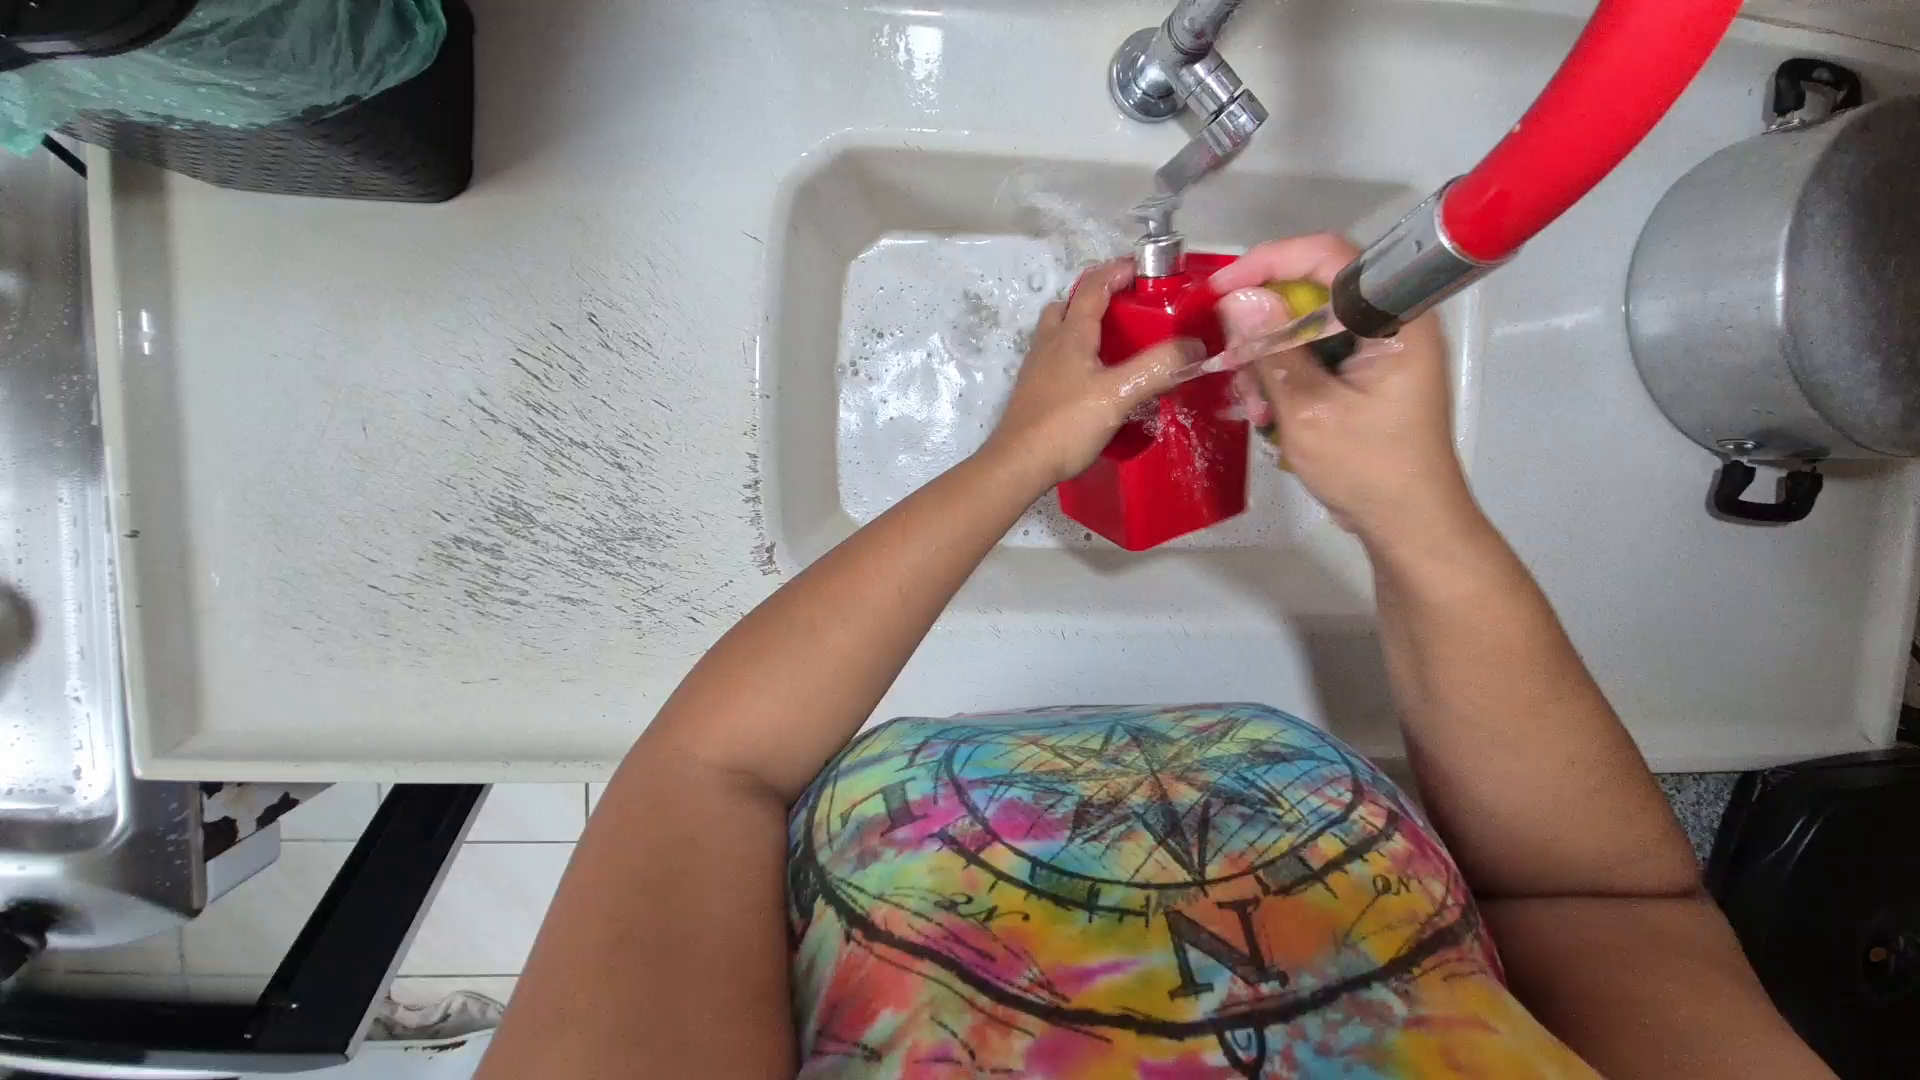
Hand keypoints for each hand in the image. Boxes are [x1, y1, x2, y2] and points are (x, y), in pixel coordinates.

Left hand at [981, 259, 1200, 486]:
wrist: (1017, 465)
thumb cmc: (1065, 425)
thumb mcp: (1119, 395)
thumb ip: (1157, 368)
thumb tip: (1195, 347)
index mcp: (1070, 335)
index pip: (1094, 287)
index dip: (1119, 271)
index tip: (1144, 269)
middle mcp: (1049, 344)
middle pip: (1069, 305)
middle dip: (1098, 297)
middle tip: (1128, 308)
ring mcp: (1037, 369)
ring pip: (1059, 333)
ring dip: (1083, 327)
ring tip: (1114, 343)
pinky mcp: (1033, 393)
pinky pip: (1056, 361)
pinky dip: (1076, 357)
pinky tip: (1093, 379)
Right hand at [1208, 234, 1476, 544]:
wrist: (1408, 523)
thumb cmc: (1369, 469)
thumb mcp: (1309, 411)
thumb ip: (1274, 352)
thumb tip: (1238, 300)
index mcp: (1395, 319)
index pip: (1330, 257)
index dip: (1271, 262)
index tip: (1222, 290)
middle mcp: (1391, 323)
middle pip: (1313, 293)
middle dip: (1263, 326)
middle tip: (1230, 361)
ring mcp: (1378, 350)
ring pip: (1307, 329)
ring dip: (1269, 360)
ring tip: (1253, 403)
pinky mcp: (1366, 375)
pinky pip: (1314, 357)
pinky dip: (1284, 379)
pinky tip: (1268, 413)